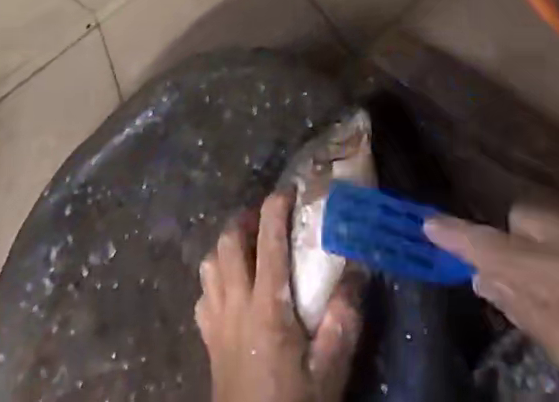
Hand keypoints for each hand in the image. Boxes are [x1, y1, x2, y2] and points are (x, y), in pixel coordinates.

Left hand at [196, 190, 361, 401]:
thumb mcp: (330, 368)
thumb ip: (343, 318)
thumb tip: (356, 269)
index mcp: (267, 306)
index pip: (267, 242)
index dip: (275, 208)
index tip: (288, 190)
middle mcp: (235, 304)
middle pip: (227, 243)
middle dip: (245, 219)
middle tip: (267, 215)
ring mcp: (215, 321)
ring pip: (209, 263)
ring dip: (227, 245)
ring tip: (249, 244)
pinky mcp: (207, 339)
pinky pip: (202, 293)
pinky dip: (215, 276)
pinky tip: (233, 285)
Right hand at [426, 196, 558, 401]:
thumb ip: (526, 312)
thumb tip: (484, 278)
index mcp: (553, 277)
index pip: (486, 245)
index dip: (453, 234)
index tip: (427, 224)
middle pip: (520, 216)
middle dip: (517, 240)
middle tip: (535, 276)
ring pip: (555, 212)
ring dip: (553, 236)